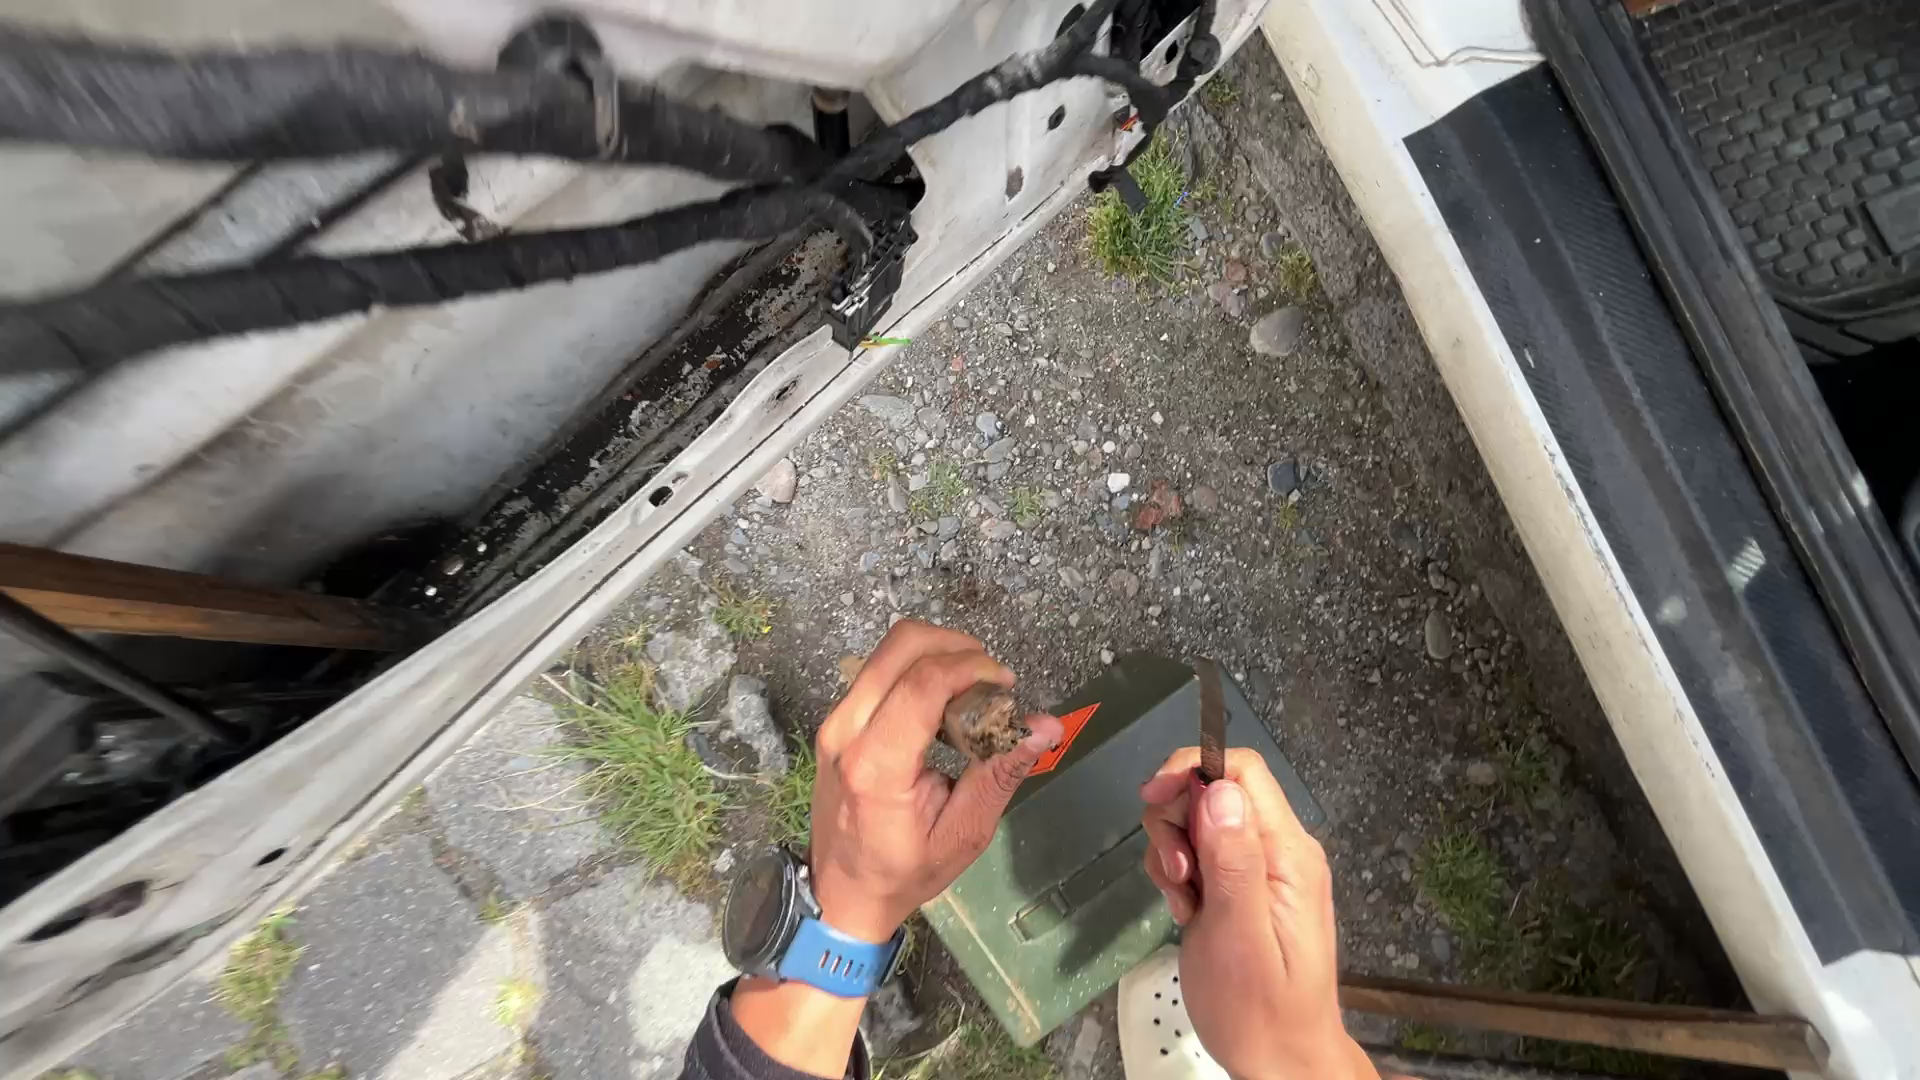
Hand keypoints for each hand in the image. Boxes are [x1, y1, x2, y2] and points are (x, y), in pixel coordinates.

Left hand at [809, 620, 1062, 941]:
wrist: (841, 889)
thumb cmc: (905, 869)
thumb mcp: (965, 832)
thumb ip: (1002, 771)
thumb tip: (1047, 726)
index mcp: (877, 766)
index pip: (922, 684)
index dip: (972, 668)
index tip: (1006, 683)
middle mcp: (847, 730)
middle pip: (903, 645)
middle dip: (956, 645)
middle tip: (989, 676)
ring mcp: (835, 718)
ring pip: (889, 648)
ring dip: (938, 651)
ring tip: (969, 686)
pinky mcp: (836, 715)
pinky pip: (880, 667)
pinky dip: (918, 666)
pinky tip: (941, 700)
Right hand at [1140, 748, 1377, 1079]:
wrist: (1278, 1065)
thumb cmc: (1260, 1010)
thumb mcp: (1241, 937)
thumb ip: (1233, 860)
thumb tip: (1219, 787)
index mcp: (1288, 851)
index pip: (1242, 771)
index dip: (1191, 769)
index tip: (1154, 798)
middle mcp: (1276, 846)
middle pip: (1210, 789)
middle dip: (1175, 822)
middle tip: (1175, 873)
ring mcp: (1256, 864)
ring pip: (1194, 818)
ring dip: (1171, 850)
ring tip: (1181, 901)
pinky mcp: (1235, 881)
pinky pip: (1193, 849)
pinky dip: (1175, 872)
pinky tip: (1184, 910)